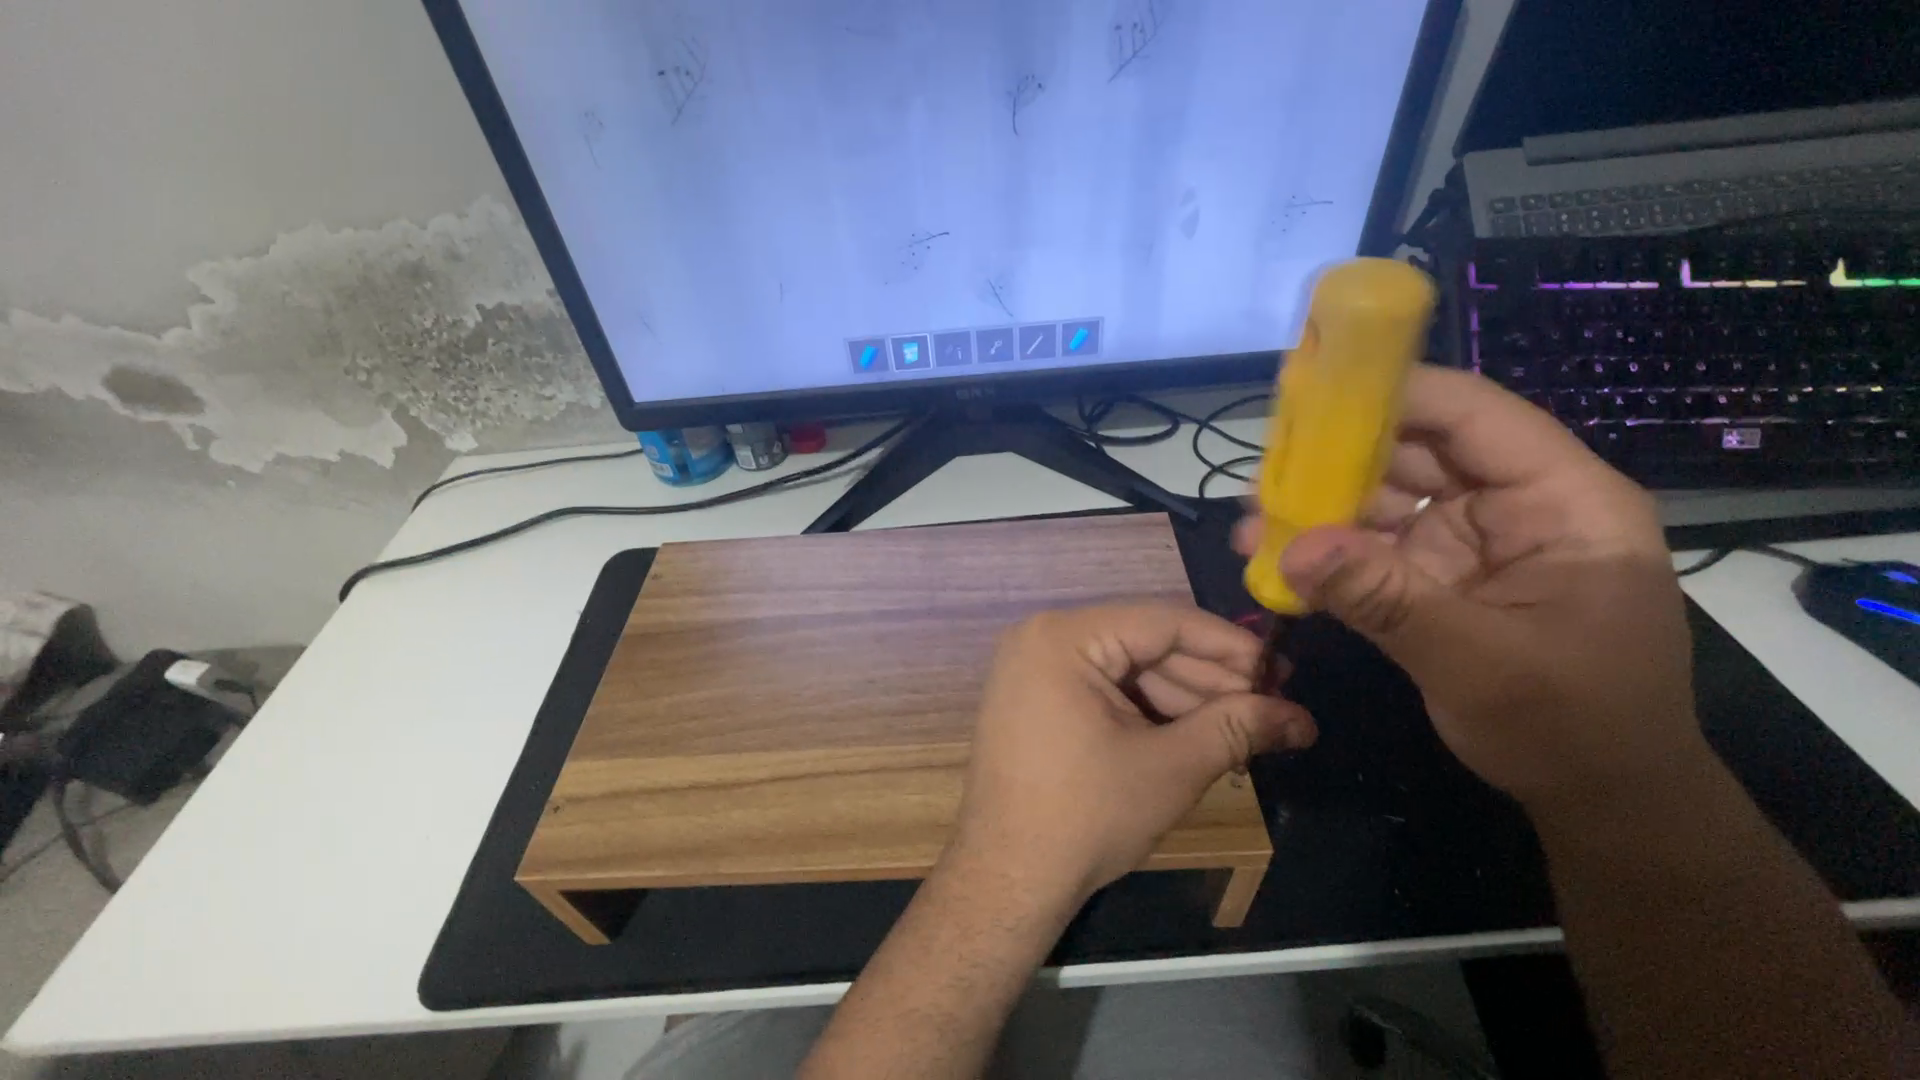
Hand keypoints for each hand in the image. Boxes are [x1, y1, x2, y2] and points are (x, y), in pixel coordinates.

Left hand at [950, 604, 1316, 899]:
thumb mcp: (1171, 767)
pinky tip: (1199, 733)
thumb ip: (1237, 728)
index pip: (1163, 621)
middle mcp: (1042, 639)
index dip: (1230, 645)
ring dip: (1186, 698)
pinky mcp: (1035, 701)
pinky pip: (1103, 689)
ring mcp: (1033, 670)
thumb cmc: (1086, 816)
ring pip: (1128, 668)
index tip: (1282, 669)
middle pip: (1145, 644)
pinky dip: (1149, 710)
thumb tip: (1304, 717)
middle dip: (1211, 678)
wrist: (1007, 878)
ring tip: (1249, 726)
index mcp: (1064, 637)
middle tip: (1276, 703)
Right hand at [1236, 366, 1702, 810]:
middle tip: (1264, 467)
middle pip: (1419, 450)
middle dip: (1339, 456)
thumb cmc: (1574, 727)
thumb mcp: (1481, 664)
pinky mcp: (1441, 577)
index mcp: (1561, 500)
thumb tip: (1292, 546)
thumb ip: (1388, 600)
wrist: (1603, 798)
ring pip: (1388, 498)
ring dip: (1322, 506)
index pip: (1473, 415)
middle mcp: (1514, 505)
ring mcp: (1473, 541)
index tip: (1310, 395)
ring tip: (1252, 518)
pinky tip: (1275, 559)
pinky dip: (1328, 553)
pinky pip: (1376, 549)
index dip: (1394, 394)